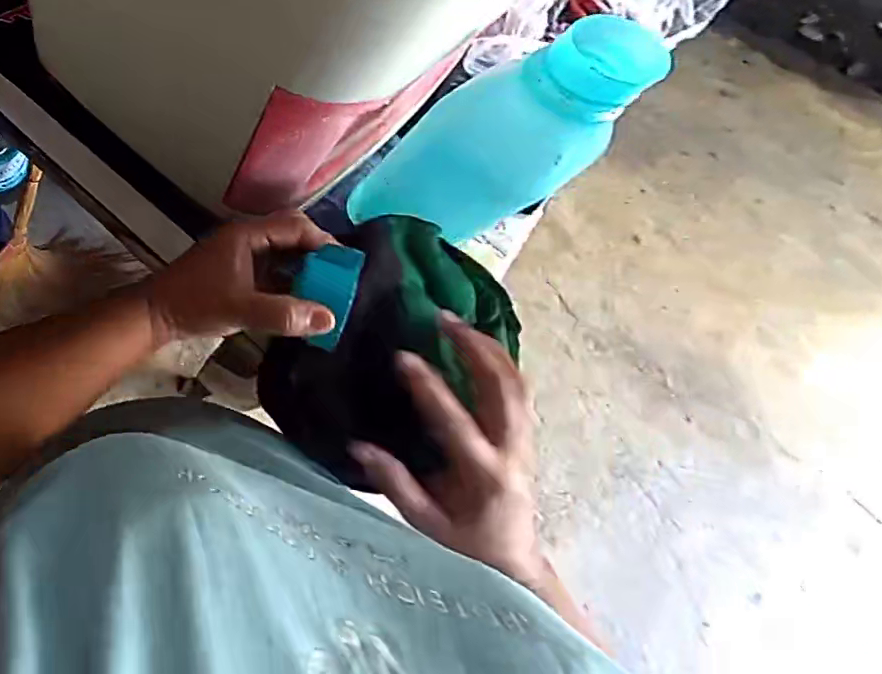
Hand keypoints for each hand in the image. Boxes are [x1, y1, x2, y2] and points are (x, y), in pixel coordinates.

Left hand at [136, 211, 336, 344]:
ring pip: (283, 255)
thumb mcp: (241, 310)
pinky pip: (273, 272)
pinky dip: (291, 283)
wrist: (156, 314)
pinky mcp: (238, 274)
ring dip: (306, 270)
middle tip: (344, 278)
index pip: (295, 226)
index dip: (324, 242)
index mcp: (246, 235)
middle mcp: (246, 239)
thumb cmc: (194, 303)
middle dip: (318, 255)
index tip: (348, 264)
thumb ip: (284, 314)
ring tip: (332, 292)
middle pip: (291, 236)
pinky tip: (306, 303)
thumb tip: (328, 318)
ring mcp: (241, 256)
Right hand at [348, 312, 547, 587]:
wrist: (513, 563)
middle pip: (504, 391)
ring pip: (517, 385)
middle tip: (441, 318)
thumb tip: (357, 445)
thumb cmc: (463, 544)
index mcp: (484, 475)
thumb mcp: (425, 524)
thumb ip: (395, 483)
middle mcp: (512, 453)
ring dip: (489, 348)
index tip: (403, 357)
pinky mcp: (524, 436)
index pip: (457, 422)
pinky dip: (499, 359)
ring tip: (457, 320)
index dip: (429, 387)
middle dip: (474, 349)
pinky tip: (476, 340)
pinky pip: (517, 390)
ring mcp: (524, 443)